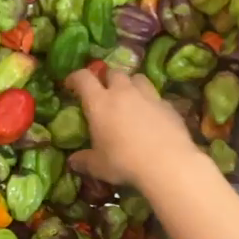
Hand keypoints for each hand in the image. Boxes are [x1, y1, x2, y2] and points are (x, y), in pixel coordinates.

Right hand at [65, 68, 201, 188]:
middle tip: (105, 92)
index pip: (83, 78)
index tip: (71, 84)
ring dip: (131, 84)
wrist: (167, 163)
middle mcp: (123, 92)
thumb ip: (84, 160)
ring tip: (130, 99)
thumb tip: (72, 161)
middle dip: (107, 79)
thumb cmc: (124, 162)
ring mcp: (148, 96)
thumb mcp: (97, 165)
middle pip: (113, 72)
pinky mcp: (168, 105)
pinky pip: (156, 97)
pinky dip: (150, 102)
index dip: (75, 78)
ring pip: (137, 78)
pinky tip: (151, 117)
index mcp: (99, 103)